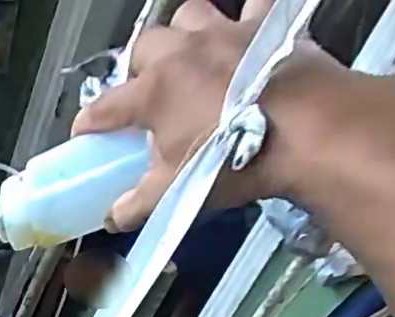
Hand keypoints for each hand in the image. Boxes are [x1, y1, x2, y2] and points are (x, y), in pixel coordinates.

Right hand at [71, 0, 345, 230]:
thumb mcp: (169, 194)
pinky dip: (246, 14)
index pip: (101, 108)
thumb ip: (132, 206)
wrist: (309, 132)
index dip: (87, 126)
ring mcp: (228, 33)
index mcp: (152, 93)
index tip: (85, 138)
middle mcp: (183, 53)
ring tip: (185, 59)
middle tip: (142, 94)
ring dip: (181, 34)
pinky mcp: (270, 26)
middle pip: (143, 45)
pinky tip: (241, 31)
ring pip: (189, 14)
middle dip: (136, 68)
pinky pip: (256, 3)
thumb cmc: (230, 160)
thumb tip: (114, 217)